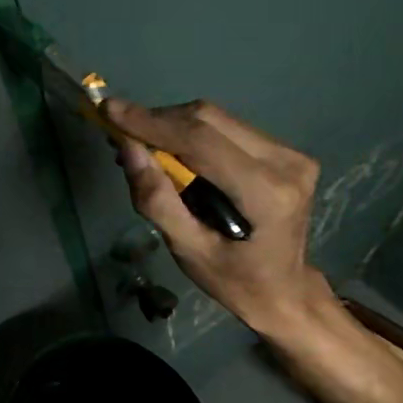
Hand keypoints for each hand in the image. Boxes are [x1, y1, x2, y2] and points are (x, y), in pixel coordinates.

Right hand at [104, 98, 338, 337]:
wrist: (285, 291)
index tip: (109, 111)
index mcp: (267, 194)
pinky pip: (229, 129)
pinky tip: (173, 152)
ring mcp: (292, 153)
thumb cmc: (235, 281)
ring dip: (174, 126)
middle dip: (159, 121)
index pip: (201, 142)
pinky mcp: (287, 150)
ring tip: (142, 144)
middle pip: (209, 120)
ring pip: (218, 119)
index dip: (151, 123)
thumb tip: (128, 148)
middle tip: (120, 133)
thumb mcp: (189, 252)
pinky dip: (194, 134)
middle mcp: (287, 163)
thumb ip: (158, 201)